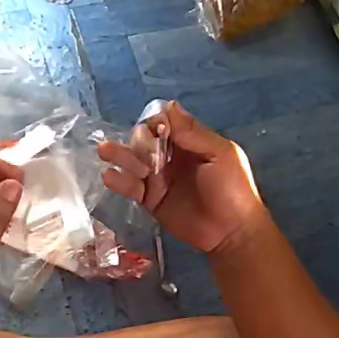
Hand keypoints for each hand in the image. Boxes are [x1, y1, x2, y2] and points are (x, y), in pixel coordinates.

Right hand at [99, 101, 265, 252]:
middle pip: (143, 139)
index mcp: (188, 141)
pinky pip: (130, 186)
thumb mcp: (220, 154)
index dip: (156, 123)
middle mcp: (170, 156)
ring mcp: (158, 178)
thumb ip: (194, 132)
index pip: (164, 122)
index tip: (158, 131)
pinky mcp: (150, 199)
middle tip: (147, 156)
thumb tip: (170, 106)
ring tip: (106, 151)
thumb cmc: (233, 189)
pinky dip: (118, 180)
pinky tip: (109, 175)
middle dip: (139, 142)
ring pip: (132, 160)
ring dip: (120, 154)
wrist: (232, 232)